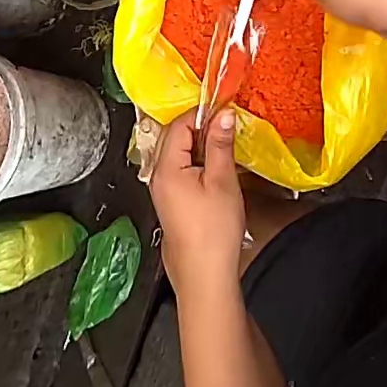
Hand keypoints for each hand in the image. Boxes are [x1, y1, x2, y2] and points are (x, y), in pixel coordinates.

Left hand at [150, 108, 245, 295]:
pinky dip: (198, 162)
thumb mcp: (222, 181)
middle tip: (228, 128)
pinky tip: (216, 169)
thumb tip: (224, 115)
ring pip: (179, 154)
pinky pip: (181, 169)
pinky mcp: (171, 201)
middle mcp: (158, 176)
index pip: (178, 125)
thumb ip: (221, 144)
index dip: (201, 114)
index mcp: (166, 168)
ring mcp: (162, 190)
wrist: (204, 274)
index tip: (225, 111)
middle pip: (175, 138)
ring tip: (226, 148)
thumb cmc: (214, 231)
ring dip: (201, 146)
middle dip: (201, 128)